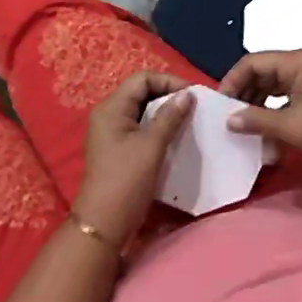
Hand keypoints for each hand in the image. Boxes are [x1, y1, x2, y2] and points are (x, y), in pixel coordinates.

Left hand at [74, 73, 193, 244]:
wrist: (104, 222)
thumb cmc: (127, 180)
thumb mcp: (151, 146)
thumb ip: (169, 117)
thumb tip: (187, 95)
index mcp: (111, 108)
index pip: (142, 79)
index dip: (169, 82)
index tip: (194, 95)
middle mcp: (108, 115)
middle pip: (141, 93)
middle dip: (168, 96)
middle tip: (196, 108)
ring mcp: (111, 133)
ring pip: (142, 112)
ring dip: (165, 114)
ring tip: (190, 122)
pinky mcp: (118, 149)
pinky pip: (140, 129)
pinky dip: (158, 129)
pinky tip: (177, 138)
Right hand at [219, 49, 301, 175]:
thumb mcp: (293, 128)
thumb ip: (256, 120)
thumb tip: (228, 120)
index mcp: (301, 61)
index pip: (253, 62)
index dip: (232, 81)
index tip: (219, 105)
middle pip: (263, 71)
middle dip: (244, 93)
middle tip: (228, 116)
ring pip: (275, 84)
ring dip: (258, 103)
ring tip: (244, 124)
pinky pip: (289, 95)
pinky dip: (274, 109)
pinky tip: (265, 128)